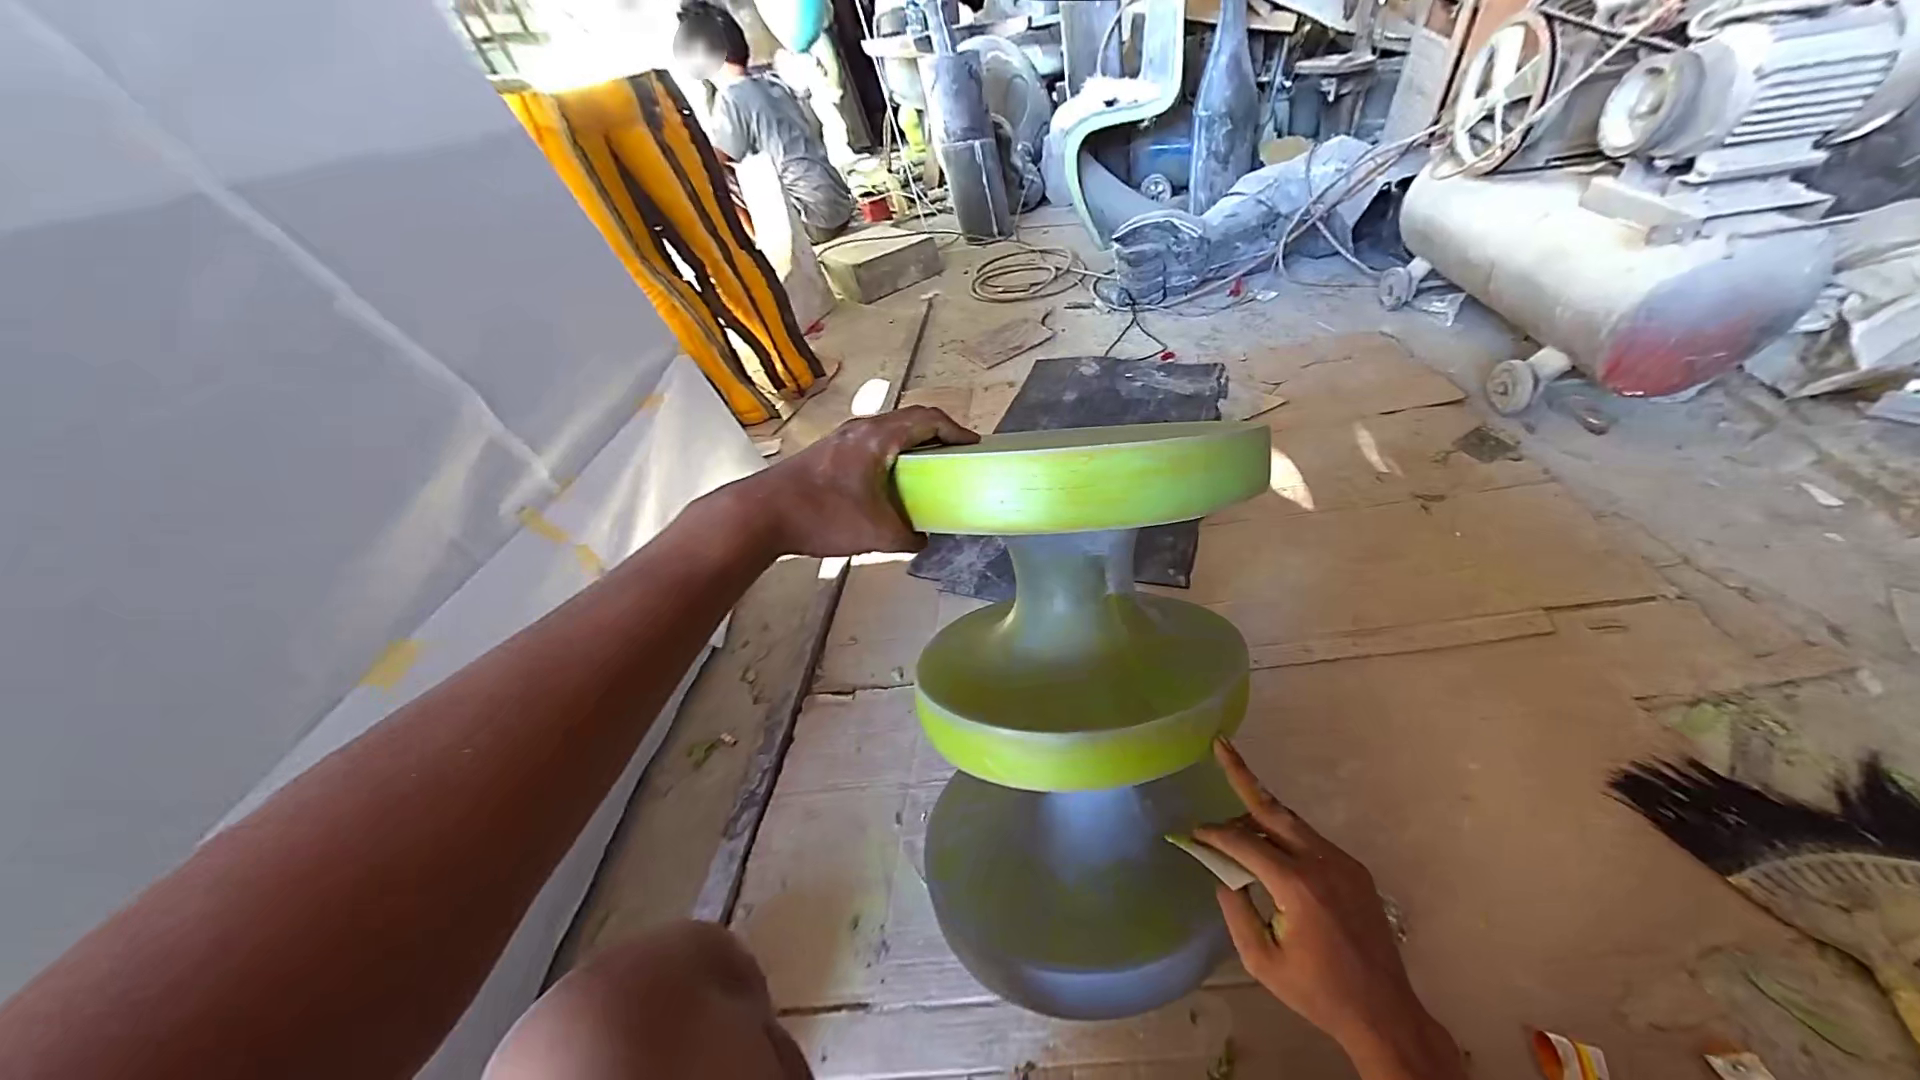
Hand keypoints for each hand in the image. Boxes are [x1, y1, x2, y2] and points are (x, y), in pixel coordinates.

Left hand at [731, 406, 977, 557]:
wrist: (760, 515)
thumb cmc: (821, 516)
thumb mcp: (876, 534)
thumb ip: (909, 537)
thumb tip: (923, 540)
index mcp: (878, 437)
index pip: (928, 419)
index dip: (956, 430)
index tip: (974, 445)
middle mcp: (861, 429)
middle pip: (910, 419)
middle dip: (938, 435)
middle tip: (956, 458)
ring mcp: (841, 439)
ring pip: (889, 431)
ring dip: (913, 445)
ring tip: (929, 470)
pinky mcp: (828, 453)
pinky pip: (872, 444)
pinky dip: (892, 455)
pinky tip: (891, 483)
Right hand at [1195, 738, 1464, 1079]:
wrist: (1386, 1014)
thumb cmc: (1317, 992)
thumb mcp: (1261, 959)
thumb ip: (1235, 910)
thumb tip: (1222, 874)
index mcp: (1297, 886)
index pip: (1244, 843)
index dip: (1214, 835)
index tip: (1193, 833)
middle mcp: (1322, 863)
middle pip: (1273, 809)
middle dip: (1243, 775)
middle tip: (1221, 746)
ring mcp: (1343, 864)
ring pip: (1292, 822)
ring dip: (1259, 813)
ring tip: (1233, 816)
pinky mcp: (1355, 871)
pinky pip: (1310, 840)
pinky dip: (1283, 834)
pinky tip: (1268, 848)